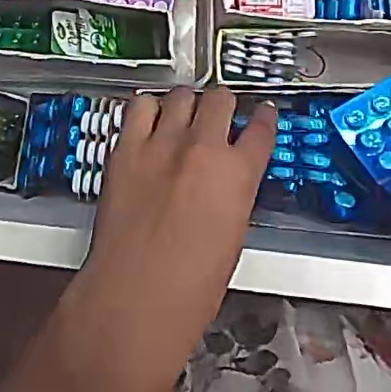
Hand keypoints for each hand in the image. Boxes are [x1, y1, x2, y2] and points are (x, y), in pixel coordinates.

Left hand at [29, 86, 275, 391]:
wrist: (137, 295)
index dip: (263, 117)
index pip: (260, 130)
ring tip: (183, 111)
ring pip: (181, 96)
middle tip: (220, 111)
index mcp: (238, 175)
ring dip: (186, 102)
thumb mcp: (233, 236)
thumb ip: (232, 195)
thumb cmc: (190, 285)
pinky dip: (148, 109)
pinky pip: (139, 108)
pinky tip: (148, 119)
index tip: (261, 112)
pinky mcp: (126, 149)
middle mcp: (203, 149)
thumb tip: (227, 183)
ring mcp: (162, 145)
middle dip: (223, 103)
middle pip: (220, 100)